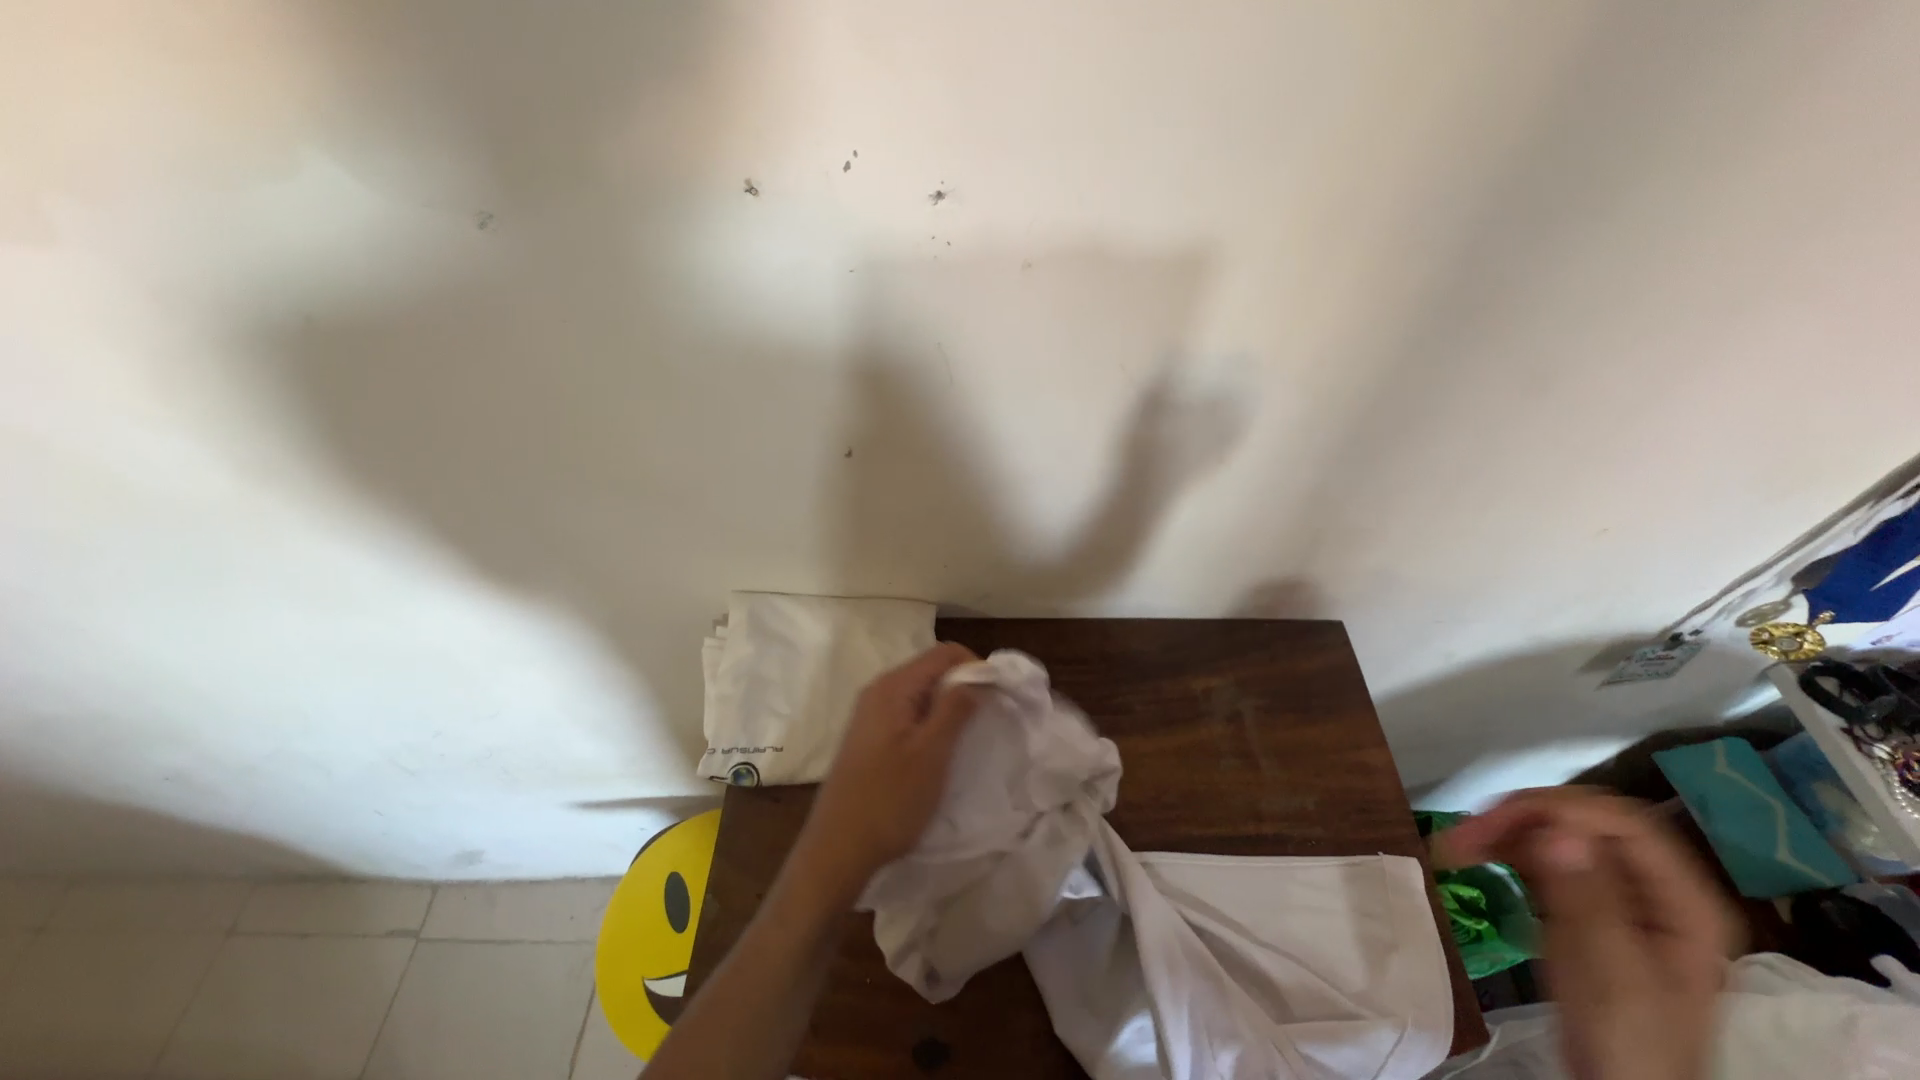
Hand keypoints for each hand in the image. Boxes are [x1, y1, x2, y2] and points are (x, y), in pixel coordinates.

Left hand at [789, 643, 982, 900]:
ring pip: (921, 694)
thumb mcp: (931, 753)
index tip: (999, 697)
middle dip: (964, 687)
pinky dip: (930, 723)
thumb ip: (956, 708)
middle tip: (987, 720)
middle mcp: (877, 691)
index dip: (977, 667)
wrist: (838, 849)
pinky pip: (908, 714)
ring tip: (967, 738)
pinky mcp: (868, 738)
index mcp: (893, 687)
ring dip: (948, 708)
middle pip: (932, 670)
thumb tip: (979, 675)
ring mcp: (870, 715)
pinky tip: (939, 752)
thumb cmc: (890, 801)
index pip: (945, 653)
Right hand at [1434, 788, 1737, 1079]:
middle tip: (1462, 834)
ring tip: (1457, 846)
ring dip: (1510, 833)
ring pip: (1565, 839)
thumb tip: (1558, 830)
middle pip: (1589, 824)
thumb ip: (1588, 899)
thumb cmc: (1626, 1044)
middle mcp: (1659, 889)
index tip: (1492, 822)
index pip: (1622, 823)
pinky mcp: (1593, 910)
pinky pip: (1553, 864)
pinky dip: (1513, 854)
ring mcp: (1625, 899)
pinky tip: (1479, 859)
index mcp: (1684, 902)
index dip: (1556, 810)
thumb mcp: (1608, 975)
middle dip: (1523, 819)